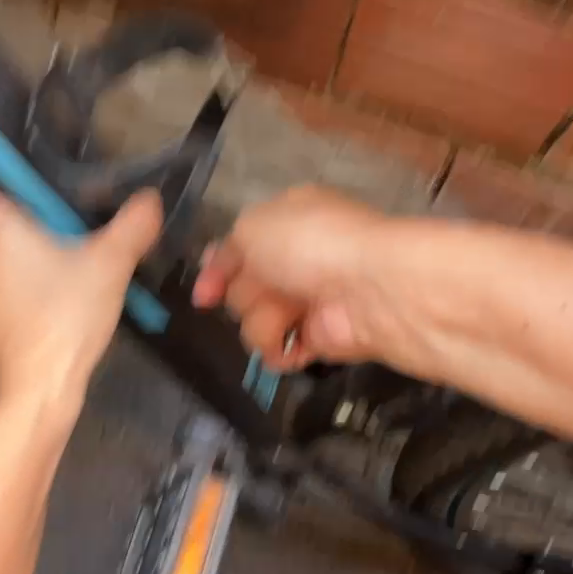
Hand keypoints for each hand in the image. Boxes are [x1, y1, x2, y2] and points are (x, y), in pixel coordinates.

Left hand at [0, 154, 162, 407]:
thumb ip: (132, 227)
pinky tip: (49, 308)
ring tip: (58, 273)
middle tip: (54, 232)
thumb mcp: (110, 266)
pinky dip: (13, 291)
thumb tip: (150, 202)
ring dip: (13, 258)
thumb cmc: (66, 317)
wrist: (40, 389)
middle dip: (10, 221)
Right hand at [192, 187, 410, 371]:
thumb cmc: (310, 246)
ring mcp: (307, 301)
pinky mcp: (318, 338)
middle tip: (269, 288)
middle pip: (241, 289)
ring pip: (255, 322)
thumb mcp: (254, 226)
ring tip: (289, 317)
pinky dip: (280, 351)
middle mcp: (296, 260)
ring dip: (264, 322)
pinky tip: (290, 345)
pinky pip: (278, 351)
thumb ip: (228, 248)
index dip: (217, 271)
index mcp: (286, 222)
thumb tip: (213, 264)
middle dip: (246, 293)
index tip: (203, 295)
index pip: (237, 248)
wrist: (369, 289)